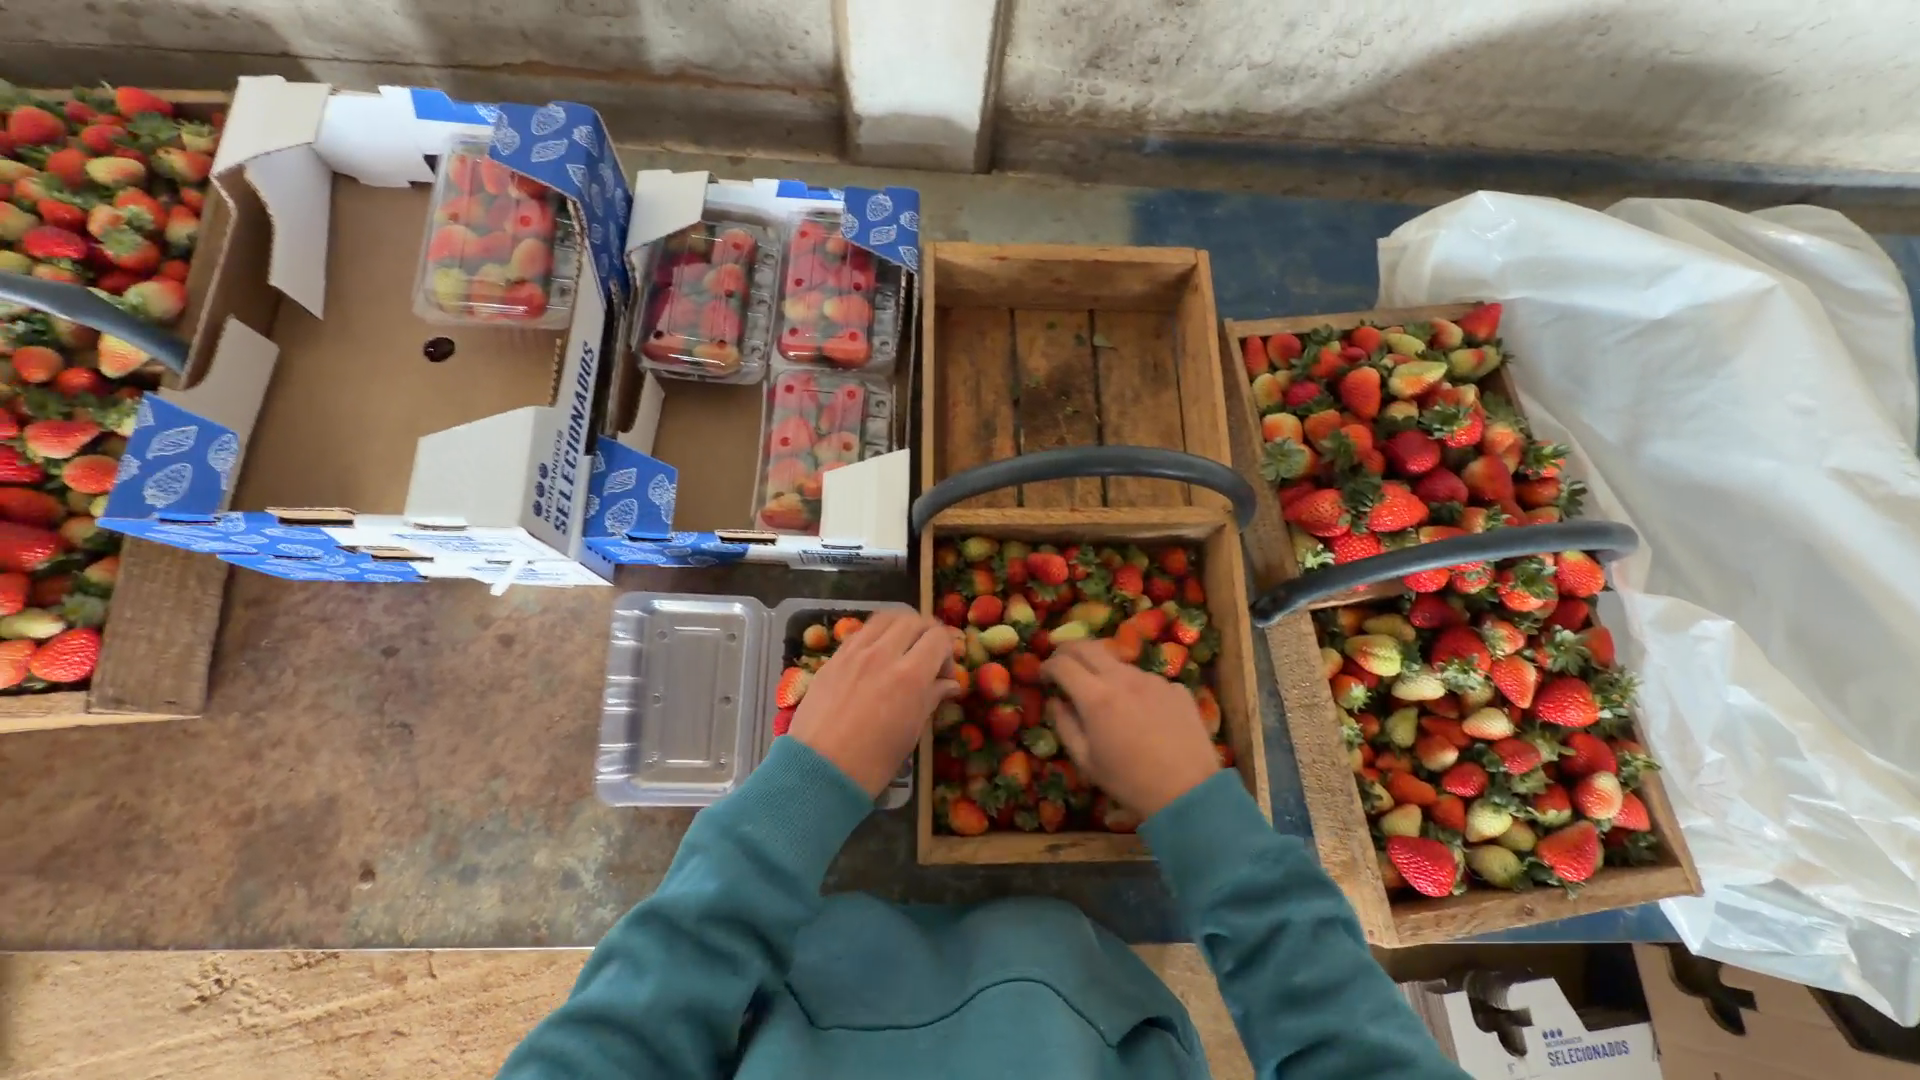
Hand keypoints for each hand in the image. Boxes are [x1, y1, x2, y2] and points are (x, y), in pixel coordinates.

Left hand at [791, 611, 959, 796]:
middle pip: (914, 621)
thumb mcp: (911, 732)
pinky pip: (860, 633)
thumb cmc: (873, 761)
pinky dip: (876, 635)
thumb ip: (931, 698)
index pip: (938, 638)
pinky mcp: (833, 658)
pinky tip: (875, 657)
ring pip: (886, 618)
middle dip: (928, 634)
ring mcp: (854, 653)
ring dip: (901, 627)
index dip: (947, 652)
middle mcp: (883, 654)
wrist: (818, 771)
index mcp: (910, 675)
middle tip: (927, 657)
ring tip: (902, 648)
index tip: (943, 675)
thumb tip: (950, 684)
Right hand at [1041, 642, 1219, 819]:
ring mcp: (1153, 680)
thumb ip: (1065, 725)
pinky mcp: (1176, 688)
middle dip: (1069, 651)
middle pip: (1089, 647)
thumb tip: (1057, 701)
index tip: (1044, 676)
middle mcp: (1124, 678)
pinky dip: (1135, 688)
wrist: (1188, 792)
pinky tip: (1141, 713)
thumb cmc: (1129, 782)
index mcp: (1096, 697)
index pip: (1063, 664)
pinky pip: (1147, 680)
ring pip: (1120, 663)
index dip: (1048, 666)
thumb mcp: (1086, 761)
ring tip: (1106, 695)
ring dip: (1104, 670)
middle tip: (1063, 665)